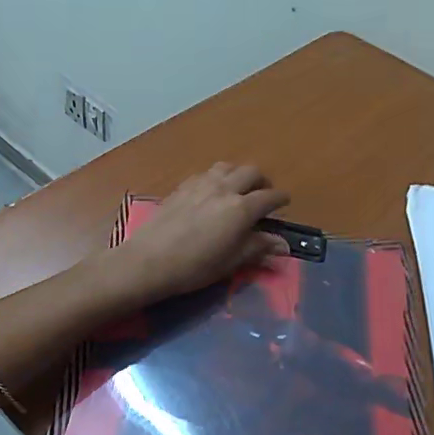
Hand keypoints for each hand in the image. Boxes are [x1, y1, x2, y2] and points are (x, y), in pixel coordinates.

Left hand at [97, 163, 290, 304]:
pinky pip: (205, 173)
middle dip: (261, 182)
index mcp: (241, 208)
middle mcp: (223, 188)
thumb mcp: (230, 262)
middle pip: (251, 172)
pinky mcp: (180, 188)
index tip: (284, 204)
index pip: (270, 197)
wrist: (148, 261)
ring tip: (237, 190)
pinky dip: (215, 178)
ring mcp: (200, 184)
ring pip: (227, 167)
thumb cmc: (194, 267)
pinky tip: (210, 192)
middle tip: (262, 196)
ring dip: (238, 174)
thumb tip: (283, 244)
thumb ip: (257, 248)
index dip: (281, 200)